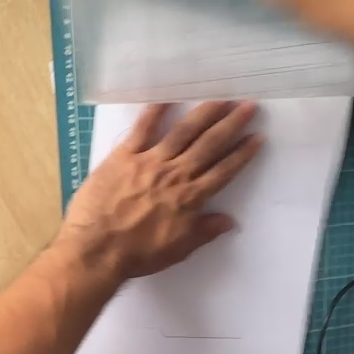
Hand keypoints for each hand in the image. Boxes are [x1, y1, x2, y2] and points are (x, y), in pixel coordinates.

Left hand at [54, 101, 260, 281]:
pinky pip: (141, 129)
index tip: (257, 137)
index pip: (224, 171)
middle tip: (248, 106)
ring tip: (220, 99)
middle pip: (209, 144)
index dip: (242, 153)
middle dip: (232, 124)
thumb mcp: (178, 250)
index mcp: (190, 198)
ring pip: (183, 132)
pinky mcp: (123, 156)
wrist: (96, 250)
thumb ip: (204, 232)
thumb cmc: (137, 255)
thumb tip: (229, 220)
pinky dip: (154, 112)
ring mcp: (149, 162)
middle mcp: (175, 174)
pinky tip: (166, 98)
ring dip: (204, 113)